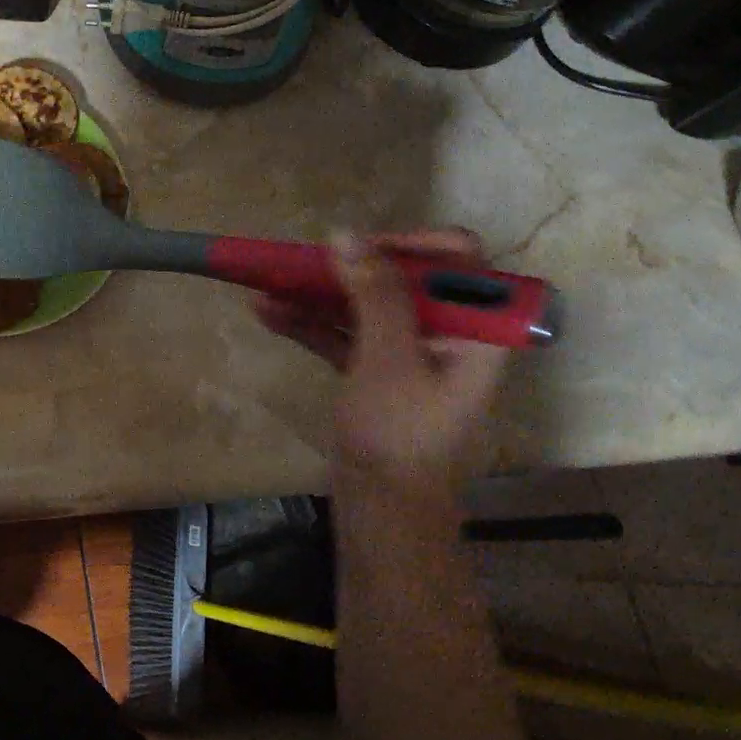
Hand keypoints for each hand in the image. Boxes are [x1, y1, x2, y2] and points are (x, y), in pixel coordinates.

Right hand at [255, 230, 510, 487]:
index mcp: (475, 329)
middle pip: (401, 279)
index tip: (358, 249)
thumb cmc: (398, 433)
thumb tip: (345, 234)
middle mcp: (447, 333)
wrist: (382, 505)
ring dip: (317, 294)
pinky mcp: (374, 371)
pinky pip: (343, 333)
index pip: (459, 260)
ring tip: (265, 283)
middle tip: (301, 264)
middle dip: (347, 268)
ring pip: (365, 305)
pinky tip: (267, 312)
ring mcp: (408, 353)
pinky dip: (309, 322)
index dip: (411, 244)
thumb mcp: (388, 359)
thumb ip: (374, 295)